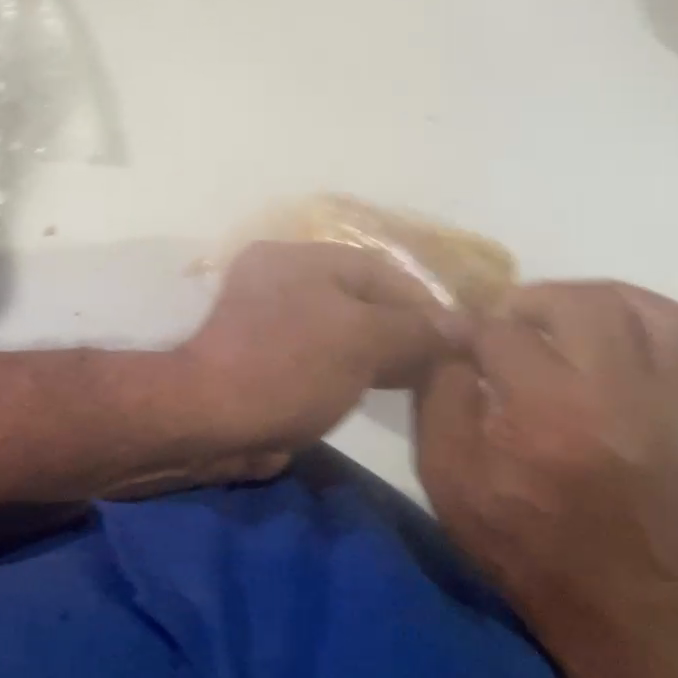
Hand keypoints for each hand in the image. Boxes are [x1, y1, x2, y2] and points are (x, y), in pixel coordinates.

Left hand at [180, 242, 452, 454]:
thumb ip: (415, 328)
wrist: (212, 419)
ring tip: (429, 380)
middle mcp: (281, 280)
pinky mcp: (269, 359)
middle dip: (407, 328)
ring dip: (385, 351)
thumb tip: (461, 325)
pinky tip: (388, 390)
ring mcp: (271, 321)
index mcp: (295, 258)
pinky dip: (358, 368)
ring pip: (344, 329)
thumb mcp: (361, 339)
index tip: (465, 337)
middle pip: (360, 297)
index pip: (377, 268)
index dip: (424, 301)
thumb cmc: (289, 365)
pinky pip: (325, 355)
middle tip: (452, 364)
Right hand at [415, 282, 677, 677]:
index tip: (458, 338)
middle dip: (538, 300)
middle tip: (514, 323)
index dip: (472, 326)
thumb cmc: (514, 534)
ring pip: (667, 318)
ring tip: (578, 318)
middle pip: (589, 305)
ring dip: (614, 303)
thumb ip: (438, 390)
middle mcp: (625, 401)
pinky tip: (643, 343)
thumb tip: (451, 336)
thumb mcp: (444, 467)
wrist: (607, 605)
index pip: (505, 330)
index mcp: (550, 411)